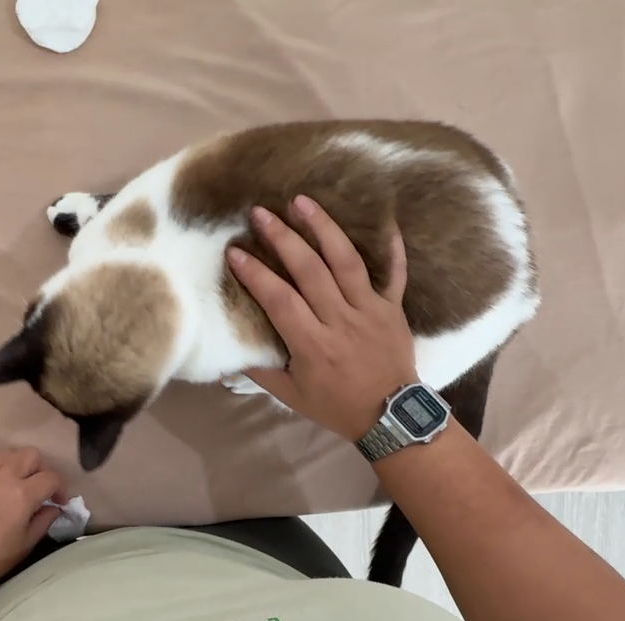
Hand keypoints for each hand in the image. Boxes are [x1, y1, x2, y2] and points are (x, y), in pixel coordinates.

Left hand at [0, 448, 64, 595]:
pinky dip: (2, 473)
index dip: (61, 488)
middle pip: (31, 455)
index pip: (51, 477)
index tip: (59, 503)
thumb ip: (45, 519)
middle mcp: (3, 477)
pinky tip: (0, 495)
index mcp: (22, 493)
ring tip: (22, 488)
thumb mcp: (27, 542)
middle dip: (42, 469)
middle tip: (42, 490)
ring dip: (21, 466)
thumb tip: (53, 508)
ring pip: (9, 455)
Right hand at [227, 195, 418, 440]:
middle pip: (310, 270)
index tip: (235, 252)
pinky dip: (391, 245)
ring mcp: (370, 310)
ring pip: (346, 261)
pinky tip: (383, 218)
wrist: (389, 416)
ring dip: (323, 227)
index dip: (256, 274)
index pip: (279, 300)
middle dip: (283, 238)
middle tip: (261, 212)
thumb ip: (261, 372)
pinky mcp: (393, 307)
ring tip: (303, 201)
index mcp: (311, 343)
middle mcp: (340, 319)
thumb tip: (230, 355)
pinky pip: (394, 272)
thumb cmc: (334, 406)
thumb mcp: (290, 396)